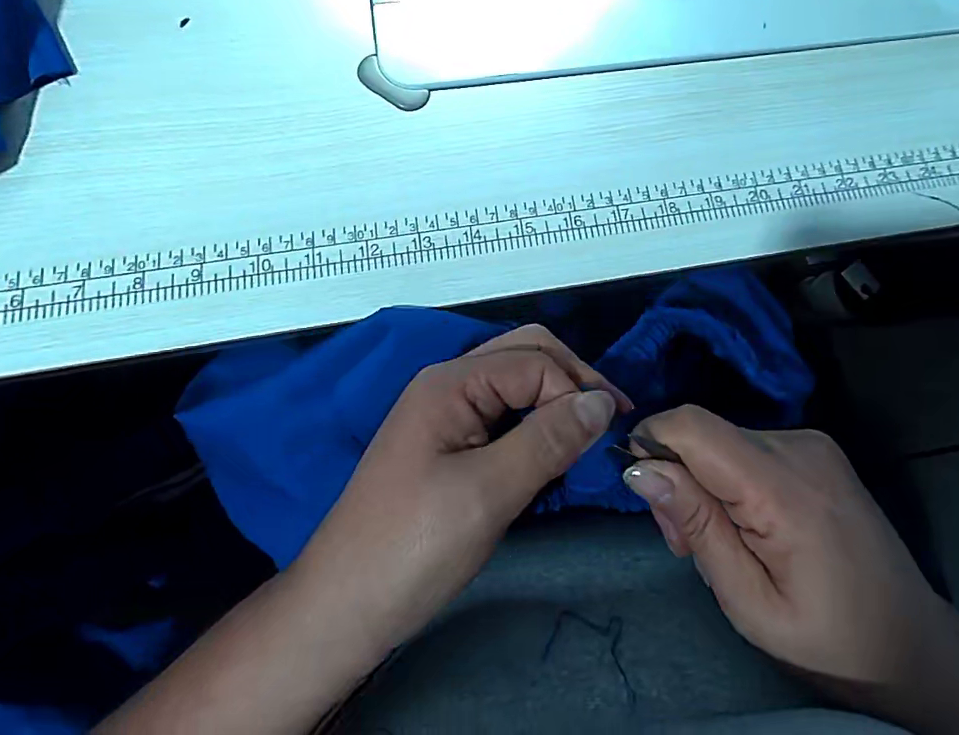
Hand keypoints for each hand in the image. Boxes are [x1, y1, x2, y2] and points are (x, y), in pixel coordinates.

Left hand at [103, 326, 628, 734]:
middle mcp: (446, 383)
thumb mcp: (487, 492)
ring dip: (554, 403)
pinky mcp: (446, 441)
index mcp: (449, 382)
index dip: (576, 391)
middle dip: (571, 382)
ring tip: (587, 442)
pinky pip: (500, 413)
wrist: (345, 601)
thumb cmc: (413, 546)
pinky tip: (551, 453)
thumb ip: (547, 440)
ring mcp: (443, 411)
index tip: (613, 437)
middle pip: (523, 356)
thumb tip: (601, 402)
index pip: (533, 361)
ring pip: (513, 384)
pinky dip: (533, 425)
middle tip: (610, 428)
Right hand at [620, 406, 958, 734]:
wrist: (915, 644)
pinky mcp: (812, 446)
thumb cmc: (830, 640)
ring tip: (721, 540)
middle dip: (675, 478)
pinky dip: (726, 476)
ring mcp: (810, 442)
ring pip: (717, 438)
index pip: (692, 426)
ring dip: (700, 481)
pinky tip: (745, 521)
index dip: (652, 444)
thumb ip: (696, 526)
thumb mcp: (749, 602)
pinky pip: (742, 444)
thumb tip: (638, 467)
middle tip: (686, 542)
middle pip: (700, 433)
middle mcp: (798, 446)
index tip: (648, 496)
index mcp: (785, 488)